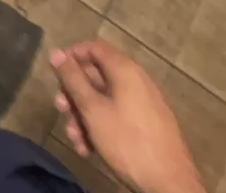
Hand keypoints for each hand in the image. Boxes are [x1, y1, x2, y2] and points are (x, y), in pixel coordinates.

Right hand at [51, 40, 204, 192]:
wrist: (171, 186)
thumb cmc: (127, 141)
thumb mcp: (92, 109)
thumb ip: (72, 79)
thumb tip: (56, 52)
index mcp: (126, 71)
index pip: (94, 47)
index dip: (72, 54)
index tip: (55, 72)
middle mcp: (137, 82)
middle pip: (97, 76)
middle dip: (74, 93)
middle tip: (60, 109)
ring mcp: (144, 105)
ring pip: (105, 100)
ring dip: (84, 115)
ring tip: (74, 138)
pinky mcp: (148, 127)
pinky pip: (118, 116)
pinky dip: (101, 126)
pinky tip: (89, 148)